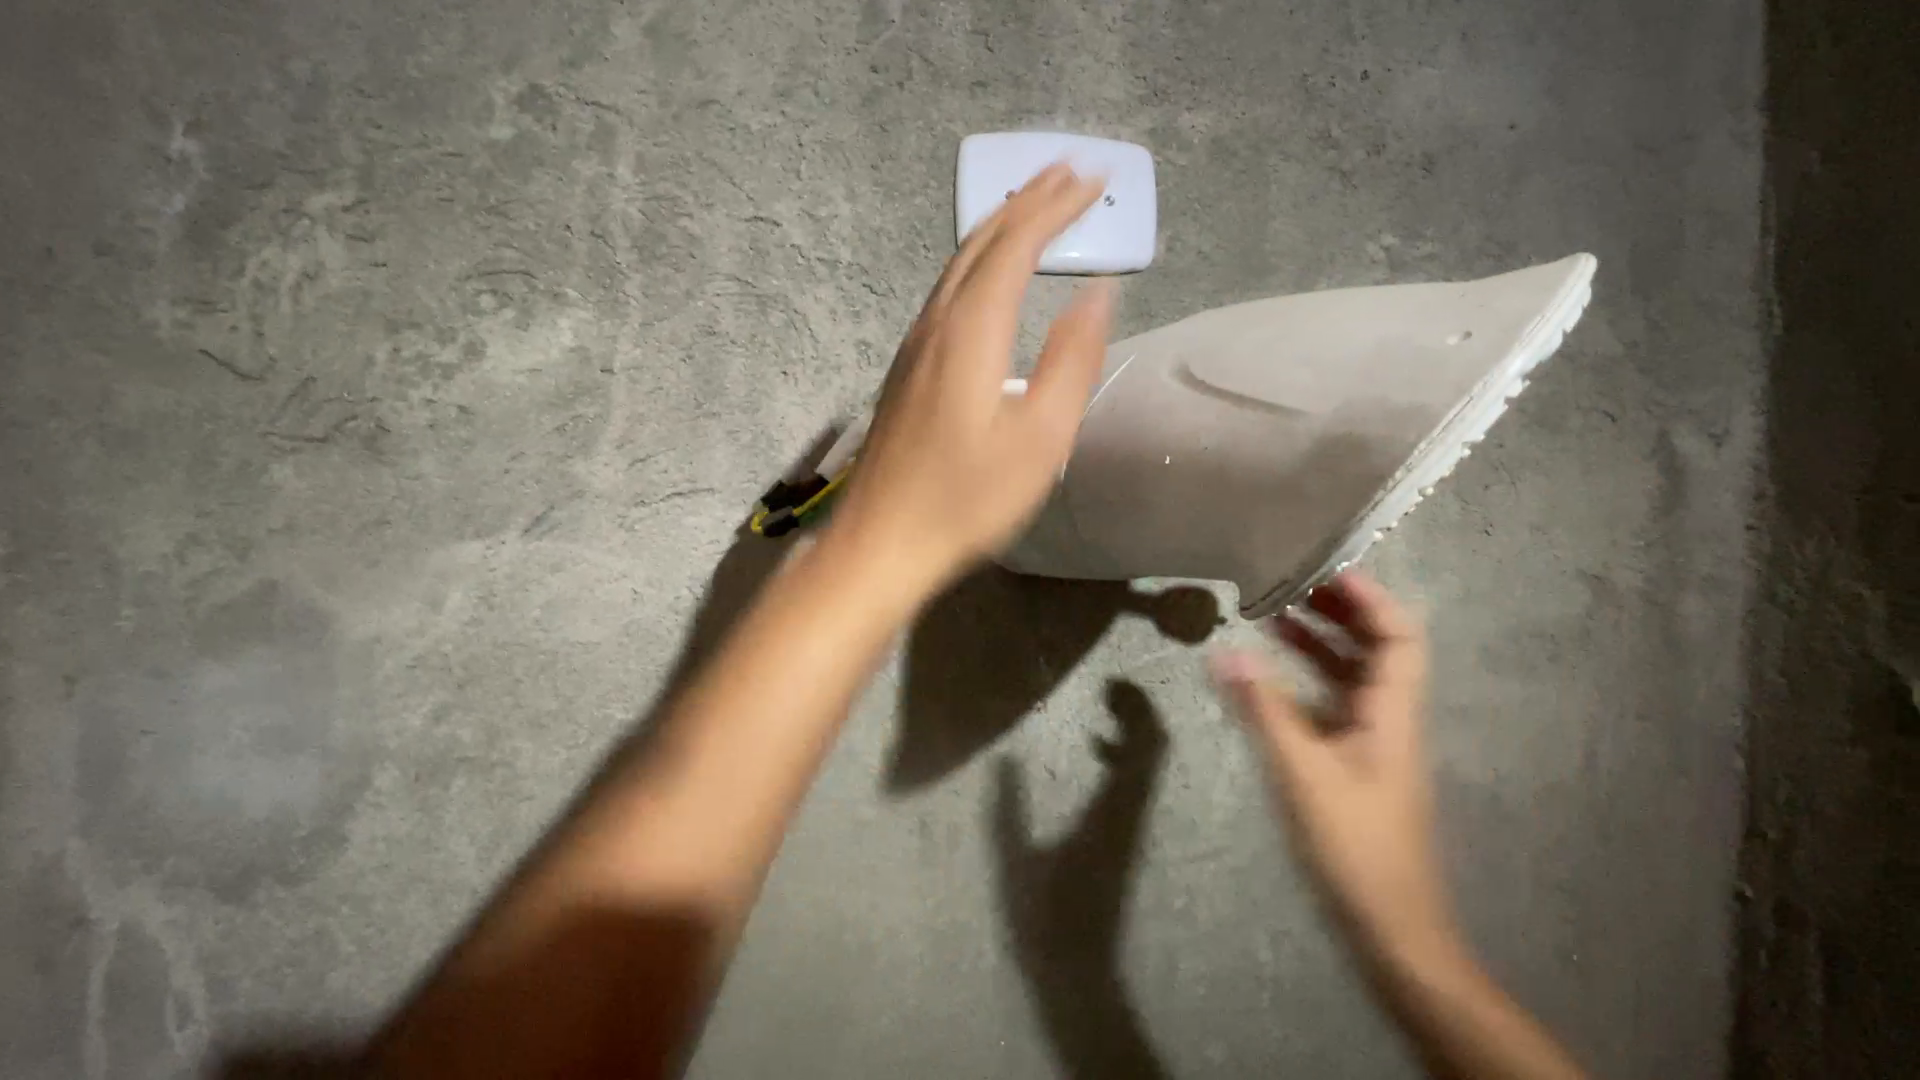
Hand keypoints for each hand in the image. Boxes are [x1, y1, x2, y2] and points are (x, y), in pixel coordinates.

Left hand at [825, 164, 1114, 594]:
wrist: (882, 540)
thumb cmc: (967, 499)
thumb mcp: (1039, 439)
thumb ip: (1071, 362)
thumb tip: (1097, 295)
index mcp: (971, 331)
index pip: (1017, 245)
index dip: (1056, 207)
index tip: (1095, 179)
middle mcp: (937, 323)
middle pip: (981, 241)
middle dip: (1027, 201)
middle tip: (1068, 172)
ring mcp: (915, 345)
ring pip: (957, 264)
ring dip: (1000, 227)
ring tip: (1035, 205)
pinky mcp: (907, 369)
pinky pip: (946, 291)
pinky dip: (978, 263)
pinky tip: (989, 275)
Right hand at [1210, 574, 1456, 960]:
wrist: (1392, 927)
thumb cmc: (1355, 846)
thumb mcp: (1301, 773)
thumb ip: (1262, 709)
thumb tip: (1223, 650)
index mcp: (1392, 713)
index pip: (1399, 636)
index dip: (1368, 597)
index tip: (1323, 567)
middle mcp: (1389, 720)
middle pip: (1377, 649)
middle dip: (1339, 612)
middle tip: (1290, 584)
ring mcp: (1373, 745)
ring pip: (1353, 678)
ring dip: (1321, 645)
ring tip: (1275, 618)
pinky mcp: (1354, 767)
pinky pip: (1333, 707)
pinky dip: (1306, 683)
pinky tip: (1271, 682)